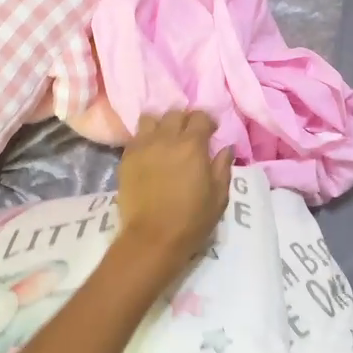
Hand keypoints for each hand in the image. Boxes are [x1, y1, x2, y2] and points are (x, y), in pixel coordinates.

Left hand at [115, 110, 233, 264]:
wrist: (153, 238)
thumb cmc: (192, 221)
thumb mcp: (218, 198)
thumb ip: (223, 168)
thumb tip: (226, 148)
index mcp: (192, 146)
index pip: (200, 117)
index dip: (208, 122)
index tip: (211, 132)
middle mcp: (166, 138)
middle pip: (174, 114)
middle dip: (184, 121)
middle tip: (189, 136)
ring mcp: (142, 146)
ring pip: (150, 119)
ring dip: (161, 125)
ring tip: (165, 139)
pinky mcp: (126, 158)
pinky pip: (136, 137)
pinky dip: (145, 139)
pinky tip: (151, 153)